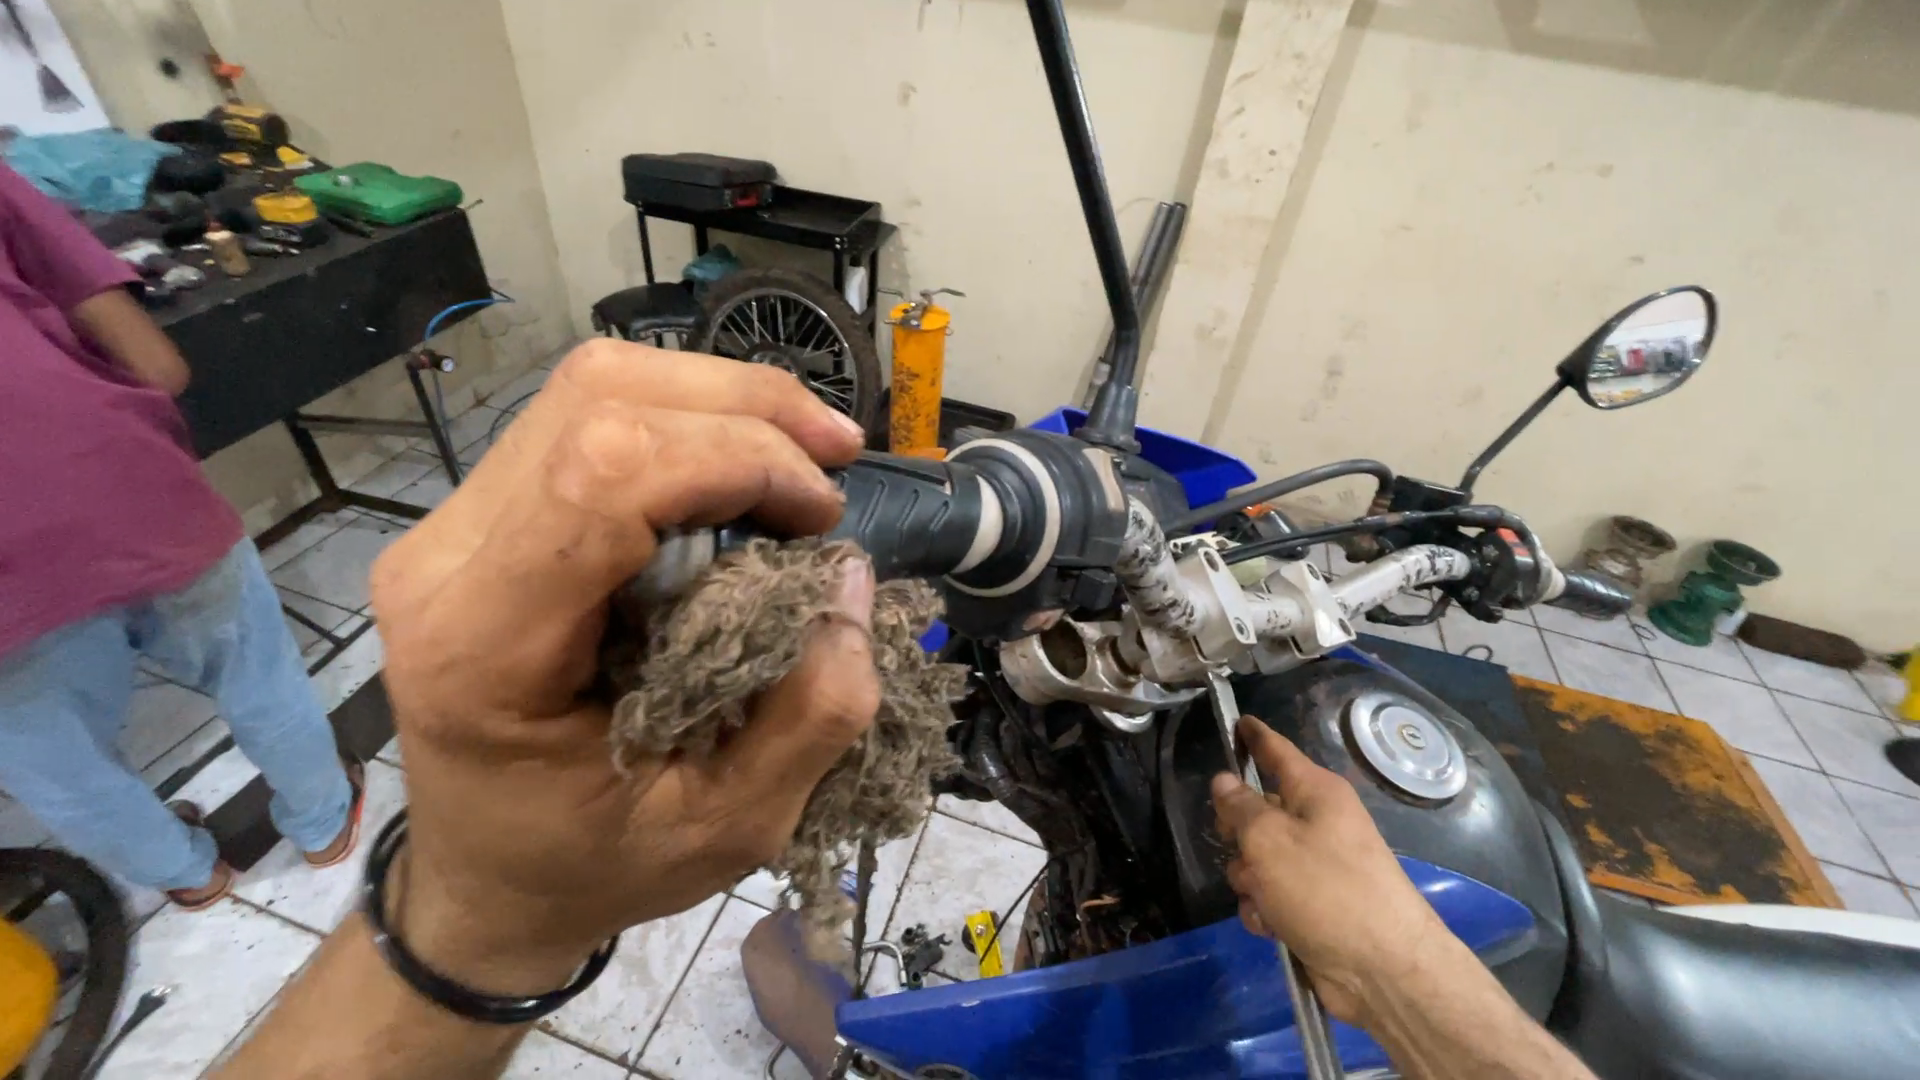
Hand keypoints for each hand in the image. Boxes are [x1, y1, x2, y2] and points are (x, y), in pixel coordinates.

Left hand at [368, 341, 877, 994]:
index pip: (602, 475)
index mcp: (486, 646)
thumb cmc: (597, 866)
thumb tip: (849, 579)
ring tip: (807, 453)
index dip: (738, 460)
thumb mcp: (732, 829)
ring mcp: (455, 525)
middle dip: (747, 409)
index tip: (823, 516)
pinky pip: (591, 417)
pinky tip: (748, 461)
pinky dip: (692, 419)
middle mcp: (447, 560)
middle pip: (600, 399)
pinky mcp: (488, 513)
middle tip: (837, 460)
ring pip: (596, 385)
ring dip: (724, 401)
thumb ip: (812, 717)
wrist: (490, 878)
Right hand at [1211, 718, 1457, 1026]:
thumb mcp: (1269, 838)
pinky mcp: (1314, 906)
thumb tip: (1224, 781)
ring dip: (1249, 877)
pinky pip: (1271, 893)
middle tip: (1230, 841)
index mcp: (1316, 793)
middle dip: (1237, 830)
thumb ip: (1239, 807)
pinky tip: (1270, 924)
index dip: (1254, 736)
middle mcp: (1319, 823)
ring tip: (1261, 896)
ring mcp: (1318, 866)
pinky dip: (1264, 907)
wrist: (1383, 971)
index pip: (1277, 752)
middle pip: (1260, 809)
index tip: (1236, 721)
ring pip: (1258, 857)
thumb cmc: (1326, 888)